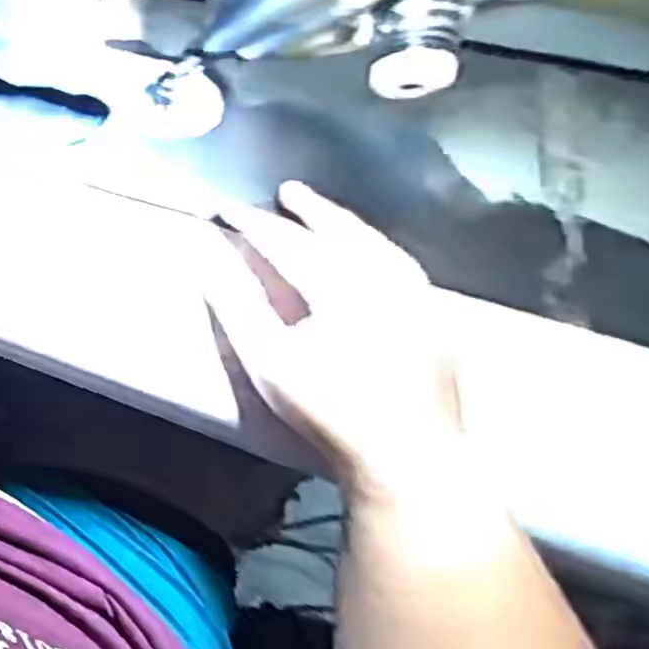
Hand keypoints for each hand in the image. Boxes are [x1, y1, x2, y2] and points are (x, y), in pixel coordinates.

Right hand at [202, 181, 465, 501]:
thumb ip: (239, 308)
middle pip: (347, 235)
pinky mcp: (436, 323)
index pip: (291, 244)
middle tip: (288, 190)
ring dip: (350, 226)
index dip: (254, 224)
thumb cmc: (327, 406)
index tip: (225, 208)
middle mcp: (390, 286)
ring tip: (326, 214)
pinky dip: (378, 249)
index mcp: (344, 291)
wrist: (409, 457)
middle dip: (313, 210)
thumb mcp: (267, 358)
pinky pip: (403, 268)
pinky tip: (369, 254)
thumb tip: (213, 268)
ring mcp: (420, 304)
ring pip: (383, 248)